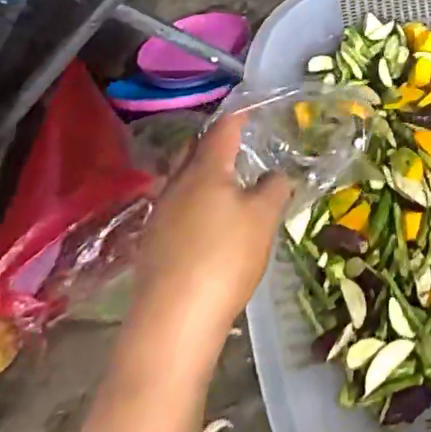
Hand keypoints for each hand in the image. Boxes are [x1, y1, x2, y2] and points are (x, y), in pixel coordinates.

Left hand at [132, 107, 291, 340]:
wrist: (173, 323)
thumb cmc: (225, 257)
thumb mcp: (265, 217)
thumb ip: (275, 187)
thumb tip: (276, 176)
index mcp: (204, 172)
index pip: (222, 131)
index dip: (239, 116)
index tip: (254, 108)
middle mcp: (175, 187)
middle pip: (192, 152)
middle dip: (214, 141)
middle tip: (240, 139)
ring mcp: (160, 217)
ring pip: (181, 180)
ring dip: (203, 172)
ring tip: (230, 177)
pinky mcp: (154, 245)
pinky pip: (177, 206)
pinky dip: (196, 199)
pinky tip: (212, 216)